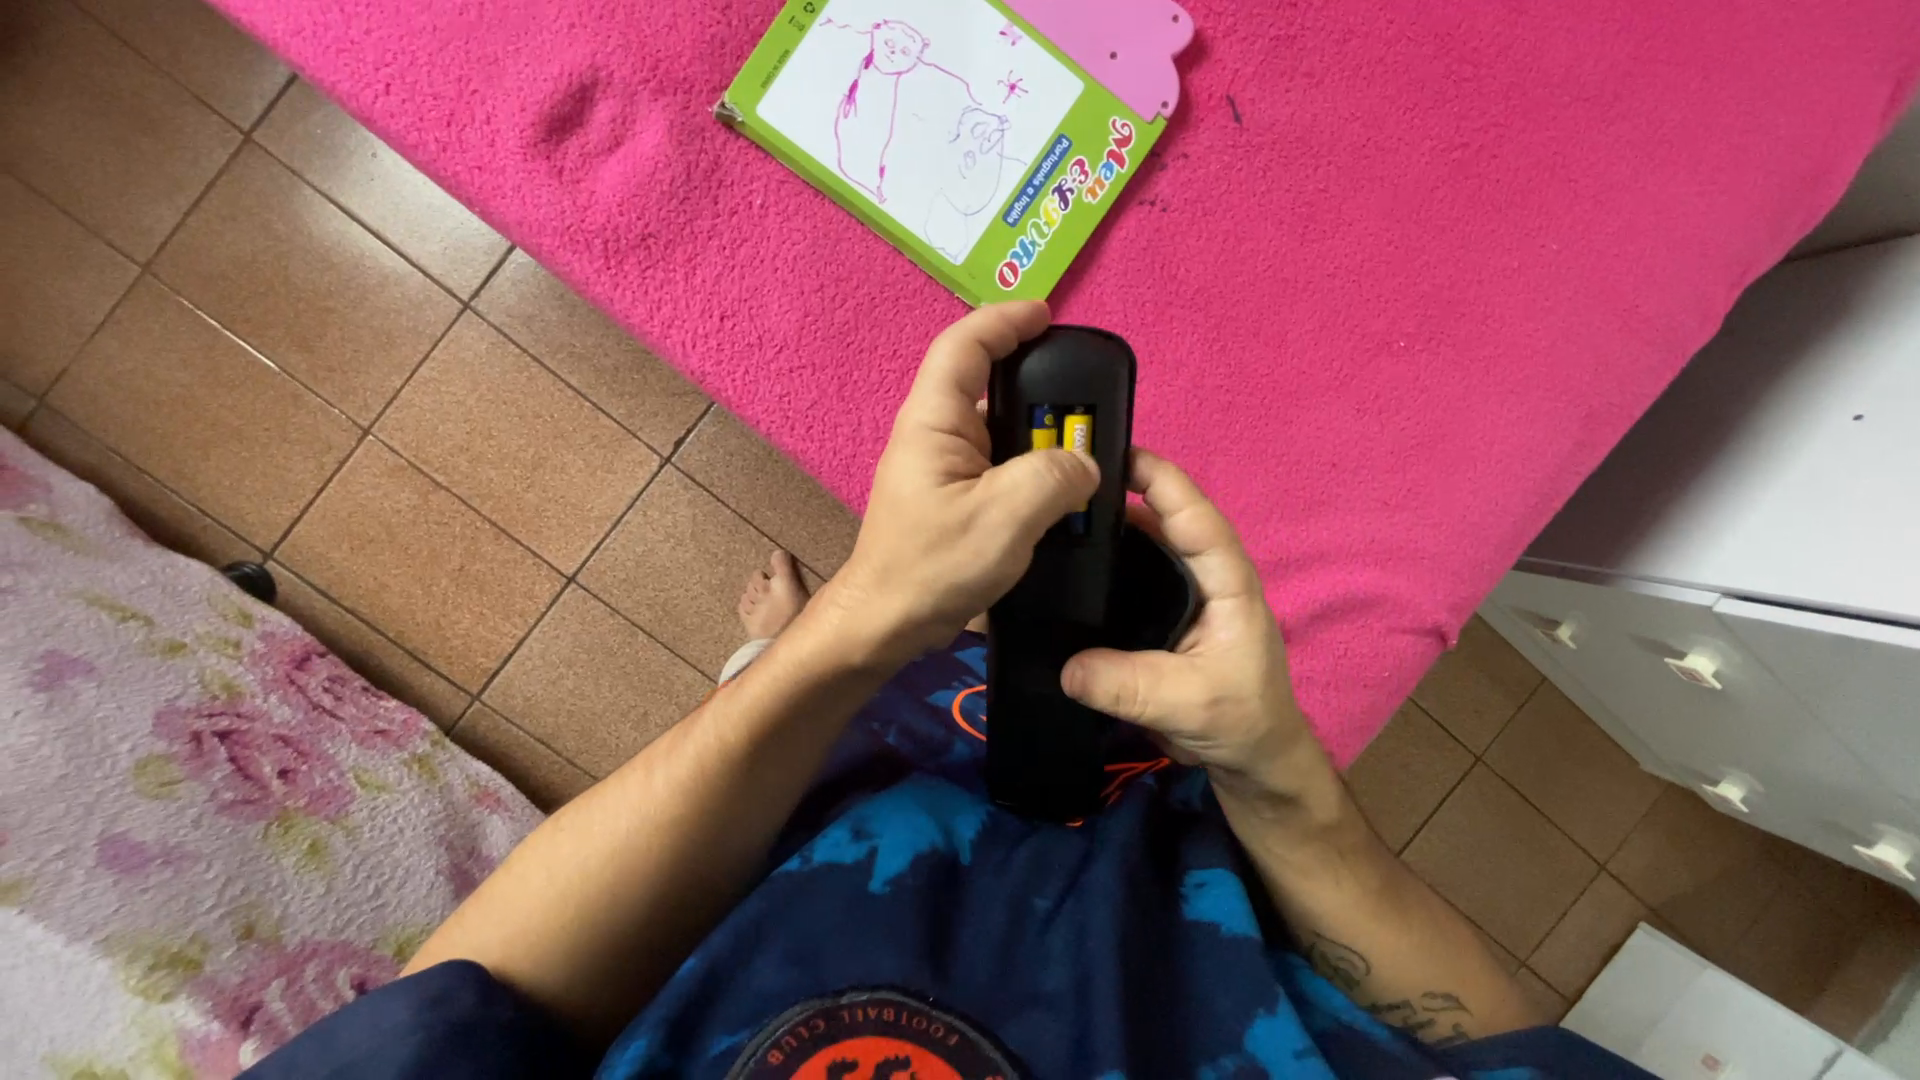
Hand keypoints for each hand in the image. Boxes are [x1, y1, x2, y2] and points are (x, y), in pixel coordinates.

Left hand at [822, 303, 1098, 662]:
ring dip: (1039, 431)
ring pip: (999, 429)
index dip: (1005, 320)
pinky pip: (1001, 465)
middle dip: (1037, 382)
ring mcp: (944, 467)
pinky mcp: (954, 498)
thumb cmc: (933, 565)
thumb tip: (1084, 464)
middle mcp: (935, 434)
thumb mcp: (1004, 517)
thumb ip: (1055, 478)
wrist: (888, 622)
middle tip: (1088, 399)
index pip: (965, 344)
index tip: (1048, 316)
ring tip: (1084, 444)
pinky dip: (1033, 466)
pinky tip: (1061, 486)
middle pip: (987, 382)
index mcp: (934, 420)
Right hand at [1060, 450, 1331, 803]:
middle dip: (1119, 496)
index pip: (1197, 519)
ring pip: (1140, 552)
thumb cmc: (1241, 722)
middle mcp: (1202, 580)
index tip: (1119, 455)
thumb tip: (1065, 667)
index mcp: (1227, 584)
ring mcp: (1177, 599)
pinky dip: (1096, 572)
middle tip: (1063, 480)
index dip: (1163, 483)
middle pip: (1161, 524)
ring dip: (1103, 533)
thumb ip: (1130, 684)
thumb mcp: (1189, 703)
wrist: (1248, 762)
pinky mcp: (1155, 621)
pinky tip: (1059, 571)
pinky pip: (1124, 584)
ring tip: (1051, 517)